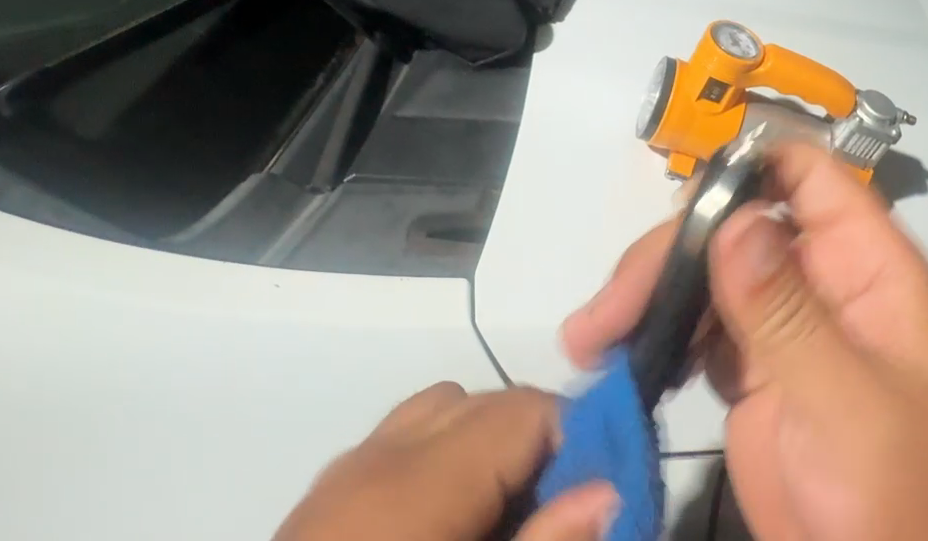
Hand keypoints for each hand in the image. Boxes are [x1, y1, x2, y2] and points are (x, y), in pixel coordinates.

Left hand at [273, 383, 616, 540]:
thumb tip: (606, 493)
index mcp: (418, 484)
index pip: (527, 410)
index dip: (578, 441)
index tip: (602, 493)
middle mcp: (379, 457)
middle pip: (489, 403)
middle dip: (538, 445)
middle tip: (556, 516)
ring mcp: (344, 472)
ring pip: (443, 412)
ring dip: (488, 444)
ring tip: (503, 515)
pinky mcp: (321, 498)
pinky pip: (401, 440)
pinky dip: (441, 457)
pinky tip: (444, 523)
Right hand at [562, 144, 927, 540]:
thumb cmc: (903, 502)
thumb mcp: (849, 406)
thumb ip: (787, 313)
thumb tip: (735, 219)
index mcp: (868, 270)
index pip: (812, 180)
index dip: (750, 167)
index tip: (681, 195)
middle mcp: (824, 284)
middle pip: (739, 228)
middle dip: (671, 255)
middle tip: (607, 310)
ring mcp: (786, 330)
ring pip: (710, 275)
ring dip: (648, 295)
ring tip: (588, 338)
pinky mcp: (754, 374)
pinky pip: (699, 330)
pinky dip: (656, 335)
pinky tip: (615, 355)